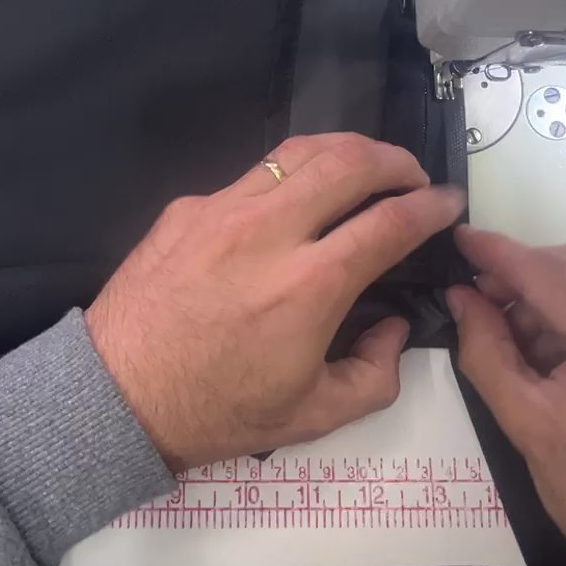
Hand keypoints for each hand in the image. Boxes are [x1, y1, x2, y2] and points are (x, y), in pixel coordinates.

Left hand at [85, 133, 464, 470]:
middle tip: (412, 177)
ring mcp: (222, 209)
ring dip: (346, 150)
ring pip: (299, 151)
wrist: (117, 395)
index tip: (448, 201)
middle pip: (349, 161)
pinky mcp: (188, 206)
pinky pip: (252, 176)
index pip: (389, 222)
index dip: (430, 205)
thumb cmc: (217, 411)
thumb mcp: (314, 416)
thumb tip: (394, 324)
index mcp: (308, 286)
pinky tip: (292, 202)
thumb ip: (377, 373)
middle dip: (396, 160)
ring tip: (365, 166)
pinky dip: (289, 178)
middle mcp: (269, 232)